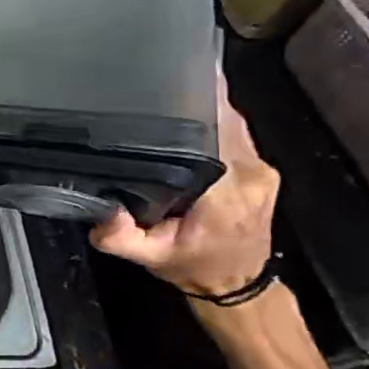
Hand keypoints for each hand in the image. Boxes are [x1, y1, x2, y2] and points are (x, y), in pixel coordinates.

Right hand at [90, 78, 278, 298]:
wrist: (237, 287)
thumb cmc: (193, 268)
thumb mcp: (150, 258)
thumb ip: (123, 239)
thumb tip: (102, 214)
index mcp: (227, 192)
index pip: (214, 129)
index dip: (191, 102)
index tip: (161, 83)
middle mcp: (252, 174)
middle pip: (222, 118)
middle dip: (192, 99)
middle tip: (154, 81)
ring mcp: (264, 169)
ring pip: (232, 122)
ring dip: (205, 108)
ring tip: (169, 91)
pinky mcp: (265, 168)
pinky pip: (238, 133)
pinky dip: (216, 122)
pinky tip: (191, 115)